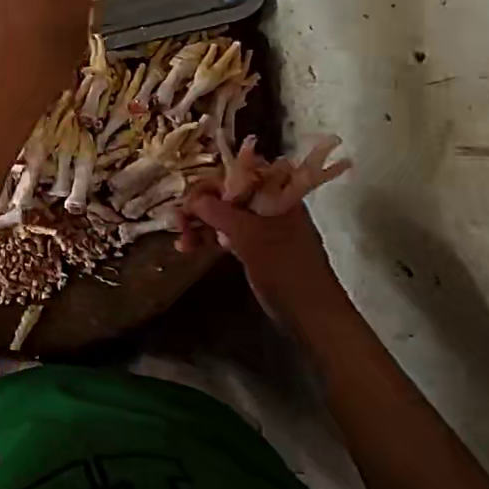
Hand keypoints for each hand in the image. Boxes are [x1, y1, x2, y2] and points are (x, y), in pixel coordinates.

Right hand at [177, 135, 351, 312]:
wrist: (310, 314)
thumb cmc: (285, 268)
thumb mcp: (249, 236)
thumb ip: (219, 212)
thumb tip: (192, 199)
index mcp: (277, 194)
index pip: (238, 174)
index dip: (210, 184)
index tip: (189, 200)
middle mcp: (269, 206)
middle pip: (226, 195)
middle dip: (200, 207)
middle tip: (178, 222)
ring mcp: (262, 227)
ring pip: (222, 216)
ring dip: (199, 225)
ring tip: (182, 243)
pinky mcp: (254, 247)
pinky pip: (224, 234)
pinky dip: (206, 239)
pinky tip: (188, 249)